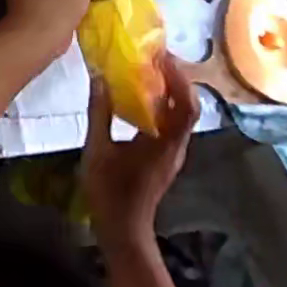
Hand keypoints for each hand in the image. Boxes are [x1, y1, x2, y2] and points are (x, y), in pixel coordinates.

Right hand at [82, 52, 199, 249]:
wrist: (123, 232)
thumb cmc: (110, 193)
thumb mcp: (97, 150)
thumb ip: (100, 113)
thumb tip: (100, 78)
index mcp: (164, 142)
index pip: (184, 104)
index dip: (177, 77)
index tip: (160, 55)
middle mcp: (176, 145)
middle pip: (188, 105)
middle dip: (177, 78)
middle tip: (156, 57)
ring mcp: (173, 152)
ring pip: (181, 114)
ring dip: (171, 90)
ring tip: (149, 70)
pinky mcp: (165, 156)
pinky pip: (171, 123)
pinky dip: (163, 104)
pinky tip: (142, 97)